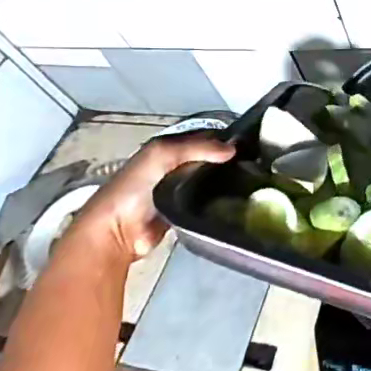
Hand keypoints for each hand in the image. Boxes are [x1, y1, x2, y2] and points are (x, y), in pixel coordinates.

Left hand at [56, 133, 234, 267]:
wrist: (117, 232)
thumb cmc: (134, 188)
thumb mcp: (161, 155)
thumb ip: (195, 148)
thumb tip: (232, 150)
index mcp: (165, 149)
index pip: (200, 138)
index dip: (221, 138)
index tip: (247, 144)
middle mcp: (173, 168)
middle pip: (208, 160)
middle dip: (226, 161)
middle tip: (253, 163)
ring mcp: (179, 191)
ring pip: (210, 181)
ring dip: (225, 181)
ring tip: (251, 180)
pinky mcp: (184, 212)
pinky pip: (207, 202)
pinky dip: (219, 200)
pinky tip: (237, 198)